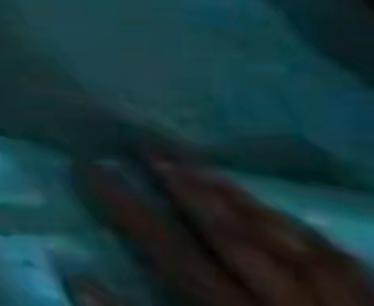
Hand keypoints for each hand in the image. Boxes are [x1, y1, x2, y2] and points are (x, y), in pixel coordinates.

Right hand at [77, 154, 372, 305]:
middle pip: (239, 240)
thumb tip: (80, 279)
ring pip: (297, 249)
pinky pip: (356, 274)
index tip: (90, 168)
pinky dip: (318, 243)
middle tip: (151, 148)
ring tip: (208, 170)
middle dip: (191, 191)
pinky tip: (296, 224)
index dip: (129, 209)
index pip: (174, 254)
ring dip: (248, 206)